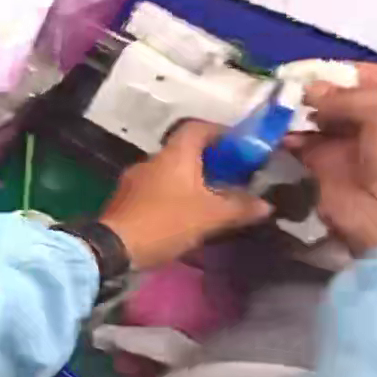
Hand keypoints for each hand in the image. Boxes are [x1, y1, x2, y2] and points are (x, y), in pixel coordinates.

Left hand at [97, 121, 274, 268]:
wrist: (112, 248)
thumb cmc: (165, 223)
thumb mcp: (212, 216)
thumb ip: (241, 206)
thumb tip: (264, 204)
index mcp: (172, 155)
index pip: (196, 128)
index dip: (221, 132)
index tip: (242, 147)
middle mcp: (149, 162)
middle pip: (183, 152)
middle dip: (210, 163)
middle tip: (233, 178)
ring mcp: (131, 181)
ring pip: (168, 173)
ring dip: (190, 182)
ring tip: (213, 200)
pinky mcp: (122, 201)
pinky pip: (153, 190)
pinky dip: (171, 196)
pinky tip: (185, 215)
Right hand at [288, 63, 376, 253]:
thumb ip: (350, 94)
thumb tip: (310, 90)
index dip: (346, 73)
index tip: (304, 71)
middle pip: (355, 99)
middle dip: (320, 95)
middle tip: (283, 92)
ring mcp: (373, 149)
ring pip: (329, 123)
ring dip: (303, 117)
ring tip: (274, 112)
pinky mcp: (339, 172)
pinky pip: (311, 147)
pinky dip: (292, 140)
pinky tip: (276, 135)